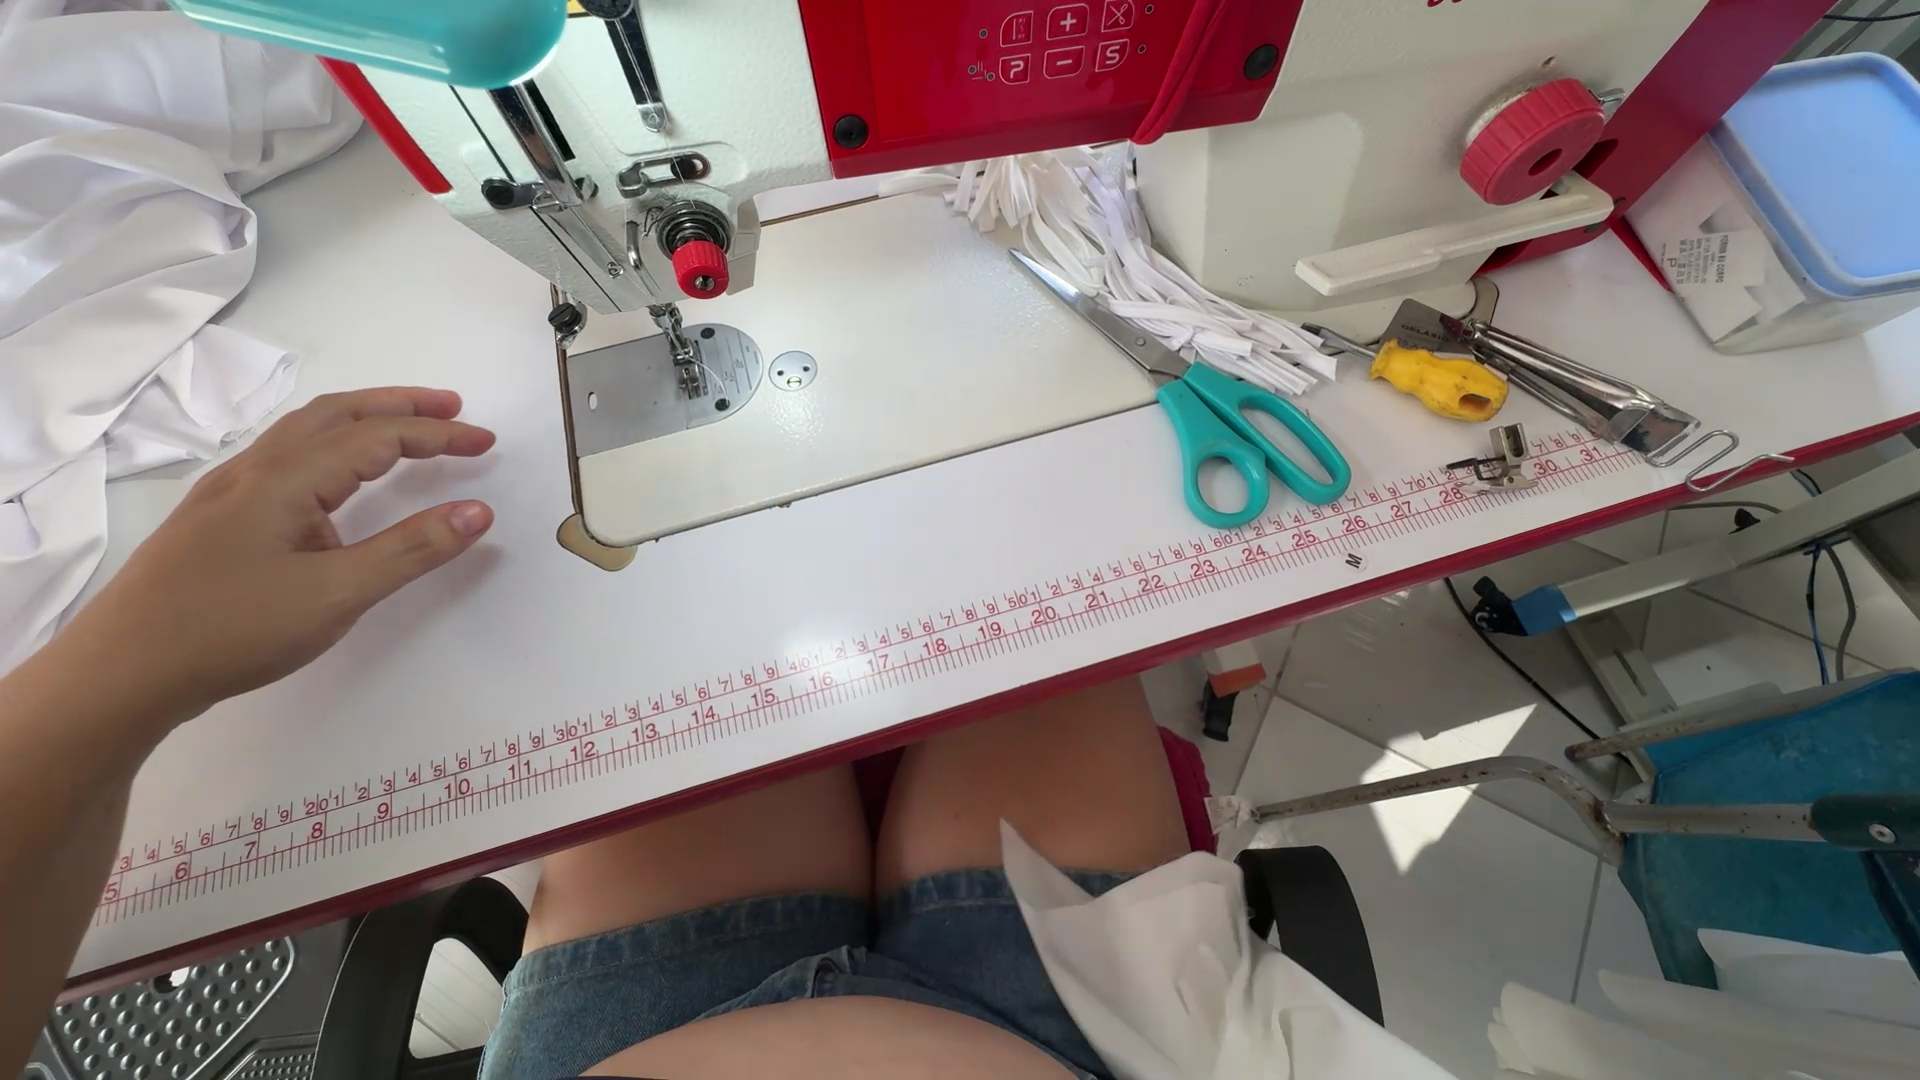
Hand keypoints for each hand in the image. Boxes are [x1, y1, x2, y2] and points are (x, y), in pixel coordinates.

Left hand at [56, 387, 496, 730]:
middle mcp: (254, 472)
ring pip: (307, 433)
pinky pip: (291, 458)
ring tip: (411, 427)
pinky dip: (337, 445)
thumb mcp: (338, 593)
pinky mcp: (224, 518)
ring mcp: (231, 493)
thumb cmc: (234, 629)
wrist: (121, 675)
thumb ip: (413, 549)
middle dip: (400, 405)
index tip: (487, 442)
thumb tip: (479, 511)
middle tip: (454, 408)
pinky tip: (348, 474)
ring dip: (365, 419)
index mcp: (283, 481)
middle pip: (334, 414)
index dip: (437, 435)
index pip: (375, 437)